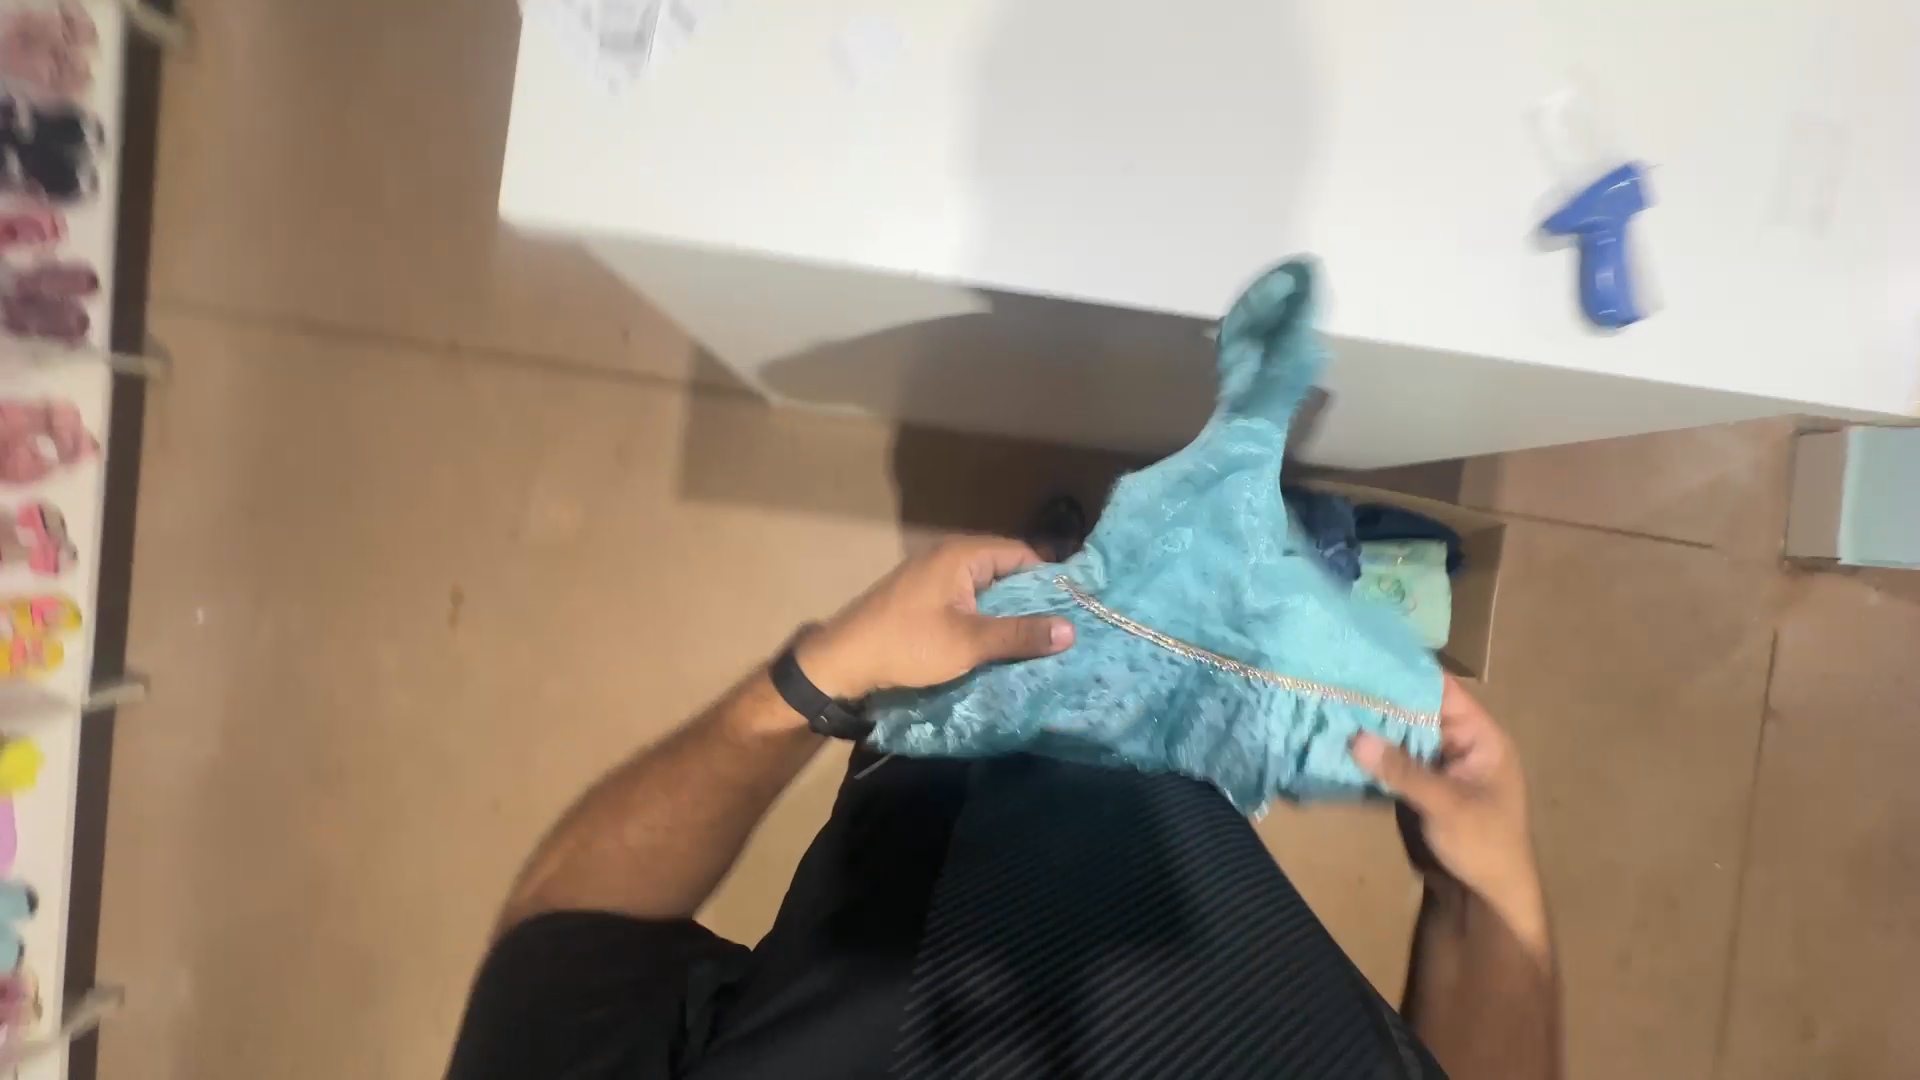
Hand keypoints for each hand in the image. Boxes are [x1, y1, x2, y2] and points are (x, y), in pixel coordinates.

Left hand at [795, 537, 1075, 699]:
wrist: (842, 661)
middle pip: (1005, 571)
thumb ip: (1020, 634)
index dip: (1051, 579)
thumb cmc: (907, 645)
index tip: (1077, 607)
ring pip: (986, 589)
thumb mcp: (969, 642)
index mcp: (962, 554)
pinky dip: (985, 618)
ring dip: (1008, 612)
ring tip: (1039, 639)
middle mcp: (949, 557)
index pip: (1022, 555)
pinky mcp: (923, 599)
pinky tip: (999, 643)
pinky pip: (967, 601)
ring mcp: (933, 577)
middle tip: (1064, 628)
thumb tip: (1071, 629)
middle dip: (1032, 599)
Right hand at [1351, 676, 1545, 948]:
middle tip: (1331, 674)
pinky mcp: (1414, 779)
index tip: (1362, 653)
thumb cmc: (1485, 848)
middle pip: (1413, 706)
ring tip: (1325, 696)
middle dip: (1377, 693)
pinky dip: (1366, 745)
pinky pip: (1388, 752)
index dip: (1404, 669)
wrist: (1485, 900)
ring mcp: (1434, 760)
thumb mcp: (1448, 806)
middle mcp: (1457, 741)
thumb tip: (1356, 737)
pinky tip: (1334, 733)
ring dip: (1367, 719)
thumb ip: (1403, 771)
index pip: (1440, 688)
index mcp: (1480, 737)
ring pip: (1396, 728)